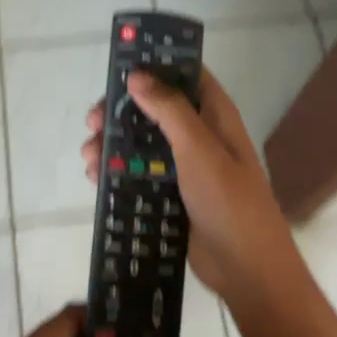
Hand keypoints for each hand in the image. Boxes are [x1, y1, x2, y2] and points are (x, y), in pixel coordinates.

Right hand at [81, 71, 301, 302]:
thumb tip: (137, 74)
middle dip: (121, 111)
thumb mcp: (198, 148)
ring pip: (142, 142)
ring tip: (89, 157)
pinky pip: (140, 174)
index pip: (184, 74)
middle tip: (92, 122)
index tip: (119, 69)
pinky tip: (96, 179)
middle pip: (154, 108)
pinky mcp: (173, 195)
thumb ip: (168, 108)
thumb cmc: (228, 200)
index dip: (154, 65)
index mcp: (214, 114)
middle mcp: (200, 134)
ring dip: (113, 144)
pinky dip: (117, 172)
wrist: (248, 271)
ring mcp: (186, 166)